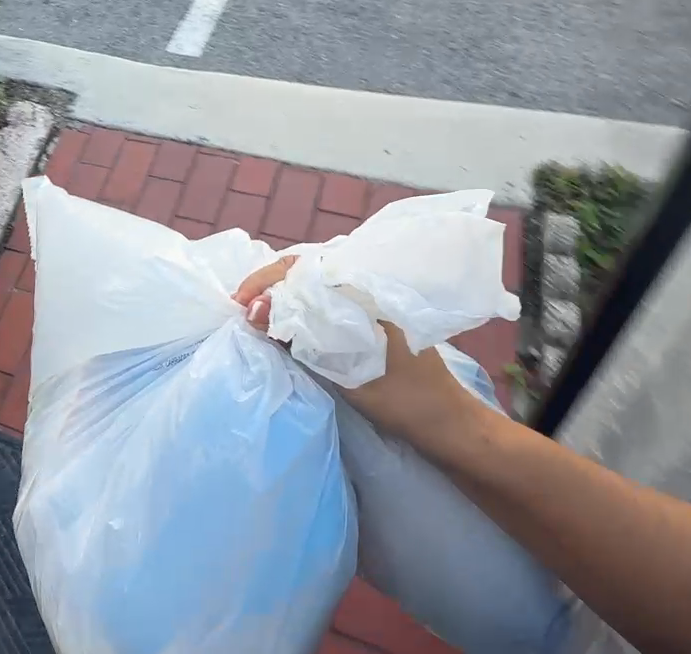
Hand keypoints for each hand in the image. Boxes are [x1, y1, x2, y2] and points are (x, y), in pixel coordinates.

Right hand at [231, 258, 481, 452]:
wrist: (449, 422)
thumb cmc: (404, 399)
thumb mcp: (345, 370)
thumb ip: (299, 338)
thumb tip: (252, 311)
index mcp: (364, 289)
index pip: (301, 267)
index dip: (264, 281)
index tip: (241, 303)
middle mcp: (366, 284)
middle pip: (303, 268)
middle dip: (268, 285)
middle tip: (242, 309)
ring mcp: (367, 296)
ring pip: (311, 281)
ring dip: (281, 294)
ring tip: (256, 314)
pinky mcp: (368, 312)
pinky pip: (323, 295)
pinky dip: (298, 304)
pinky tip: (284, 321)